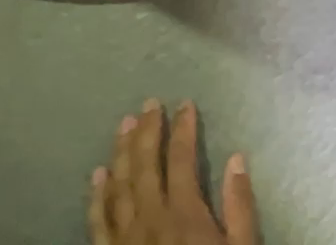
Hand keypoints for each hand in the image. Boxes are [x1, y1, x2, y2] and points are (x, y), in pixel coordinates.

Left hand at [89, 99, 257, 244]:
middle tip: (149, 103)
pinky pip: (97, 222)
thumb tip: (237, 158)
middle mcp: (150, 219)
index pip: (180, 160)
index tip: (186, 104)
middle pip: (145, 166)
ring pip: (118, 187)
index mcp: (184, 213)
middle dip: (147, 131)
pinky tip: (97, 174)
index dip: (182, 129)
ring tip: (123, 124)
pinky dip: (96, 195)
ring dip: (121, 152)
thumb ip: (239, 204)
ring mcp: (124, 239)